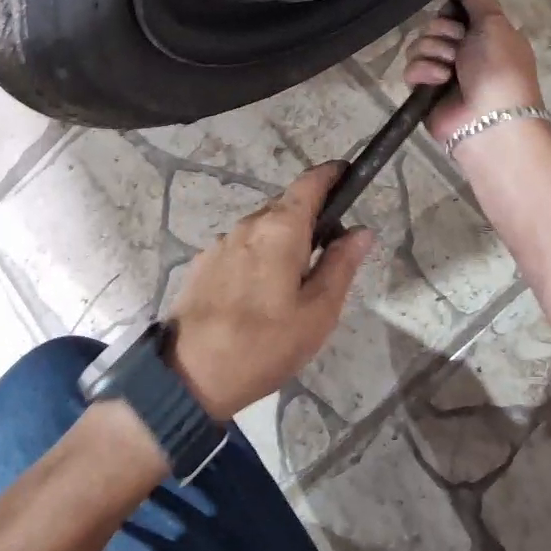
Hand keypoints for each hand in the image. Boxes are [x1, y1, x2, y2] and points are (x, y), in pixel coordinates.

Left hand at [164, 164, 375, 418]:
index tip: (349, 177)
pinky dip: (258, 258)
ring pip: (262, 229)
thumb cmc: (264, 344)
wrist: (188, 376)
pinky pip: (240, 249)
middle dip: (310, 219)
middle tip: (331, 255)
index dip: (332, 175)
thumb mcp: (318, 312)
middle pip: (286, 206)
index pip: (310, 182)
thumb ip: (341, 265)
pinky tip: (259, 296)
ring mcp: (220, 243)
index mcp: (281, 228)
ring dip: (282, 242)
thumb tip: (362, 231)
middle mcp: (248, 224)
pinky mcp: (202, 265)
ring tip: (294, 284)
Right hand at [403, 0, 545, 143]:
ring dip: (434, 52)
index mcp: (484, 36)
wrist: (491, 120)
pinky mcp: (425, 92)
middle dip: (443, 32)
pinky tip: (439, 81)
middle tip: (458, 48)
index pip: (455, 12)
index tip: (456, 13)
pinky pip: (411, 69)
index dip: (452, 10)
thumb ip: (480, 1)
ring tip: (449, 69)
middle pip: (434, 25)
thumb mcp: (496, 26)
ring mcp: (443, 73)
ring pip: (419, 44)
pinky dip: (424, 71)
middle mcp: (463, 52)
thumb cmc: (500, 69)